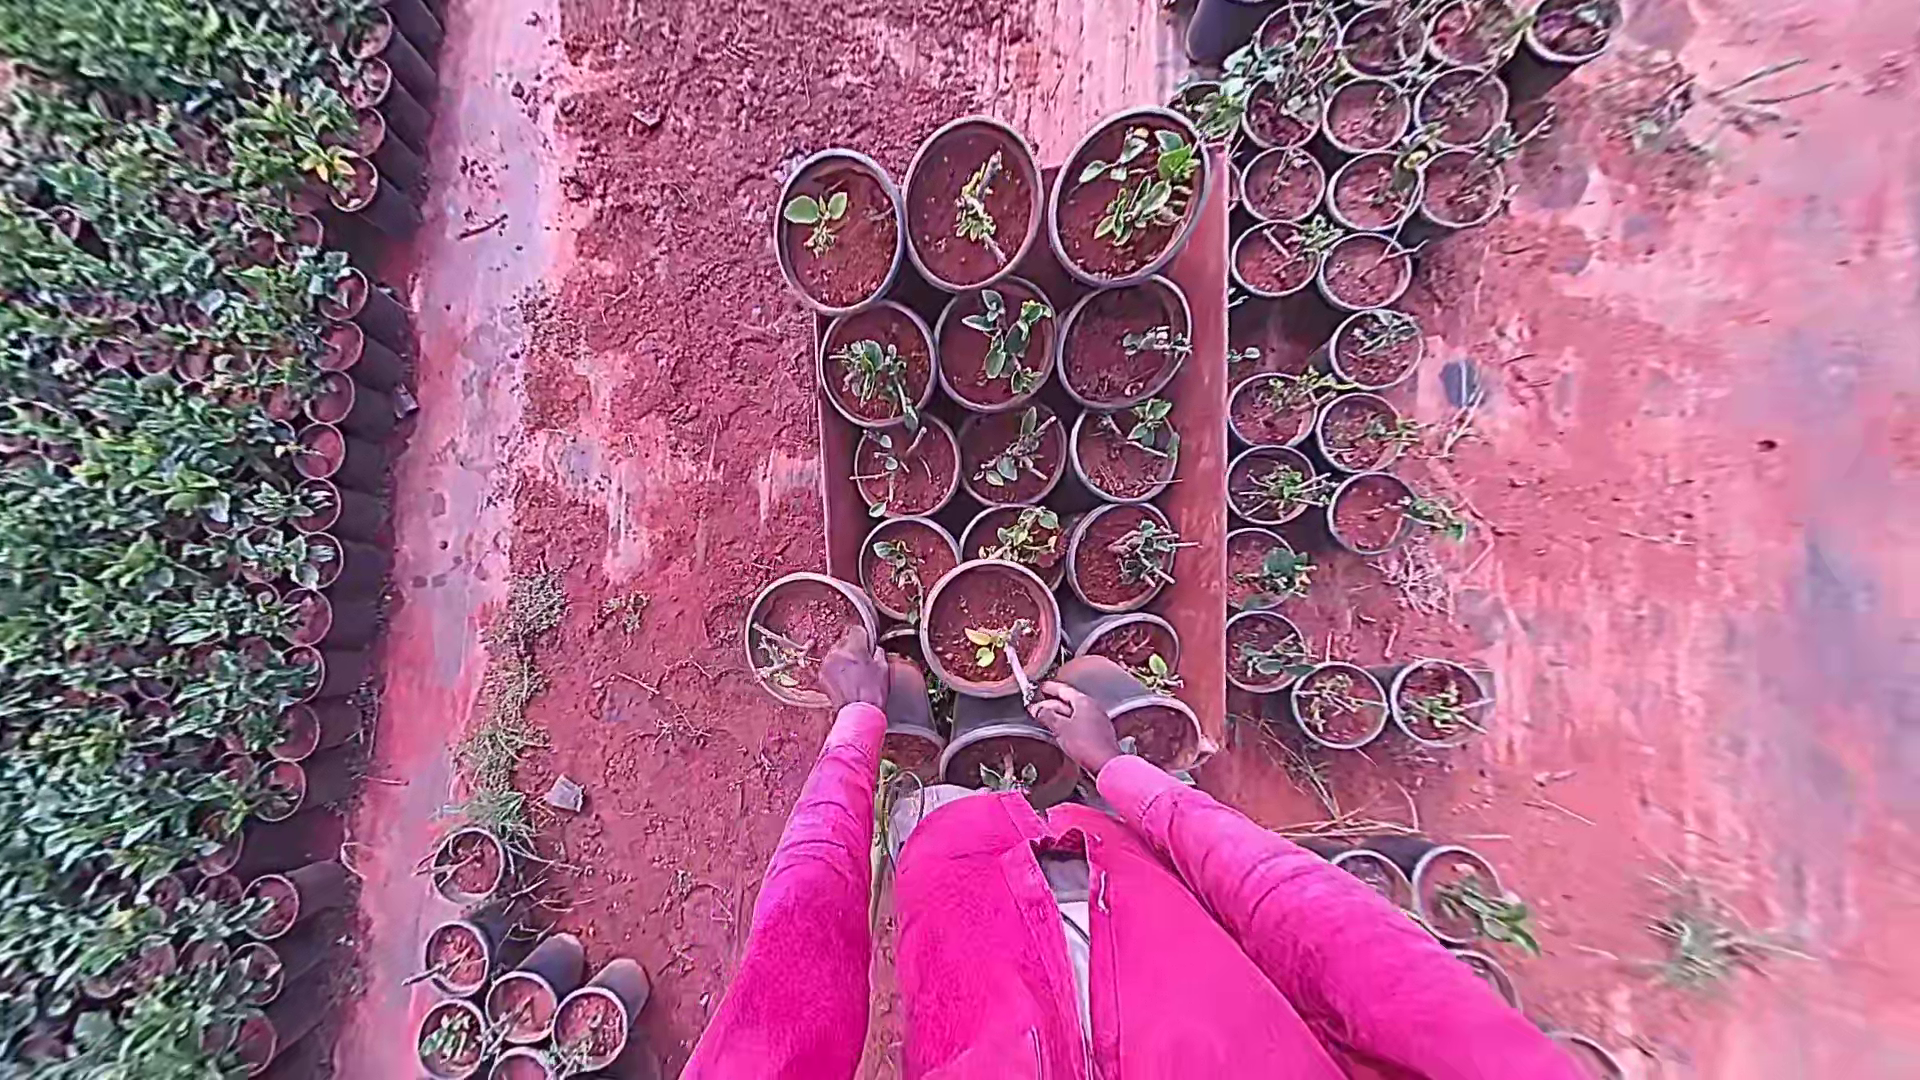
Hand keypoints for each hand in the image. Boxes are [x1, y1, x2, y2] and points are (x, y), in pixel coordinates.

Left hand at [818, 626, 885, 709]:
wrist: (859, 713)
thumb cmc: (872, 693)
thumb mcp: (883, 668)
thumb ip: (877, 652)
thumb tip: (874, 649)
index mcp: (854, 648)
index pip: (856, 630)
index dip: (863, 637)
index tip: (866, 642)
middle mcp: (837, 653)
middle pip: (844, 641)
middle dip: (852, 648)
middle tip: (861, 661)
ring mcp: (827, 664)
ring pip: (835, 653)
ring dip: (842, 659)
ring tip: (852, 673)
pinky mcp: (821, 676)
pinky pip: (829, 666)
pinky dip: (835, 670)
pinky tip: (845, 680)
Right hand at [1027, 680, 1121, 774]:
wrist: (1106, 765)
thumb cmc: (1087, 745)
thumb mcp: (1060, 728)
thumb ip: (1047, 716)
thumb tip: (1037, 709)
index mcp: (1084, 702)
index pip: (1064, 689)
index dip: (1050, 688)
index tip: (1040, 688)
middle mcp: (1093, 708)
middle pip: (1069, 701)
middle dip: (1052, 704)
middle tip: (1038, 706)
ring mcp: (1098, 721)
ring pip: (1075, 713)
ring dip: (1060, 716)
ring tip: (1046, 720)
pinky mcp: (1099, 735)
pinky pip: (1080, 724)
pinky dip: (1069, 725)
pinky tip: (1061, 732)